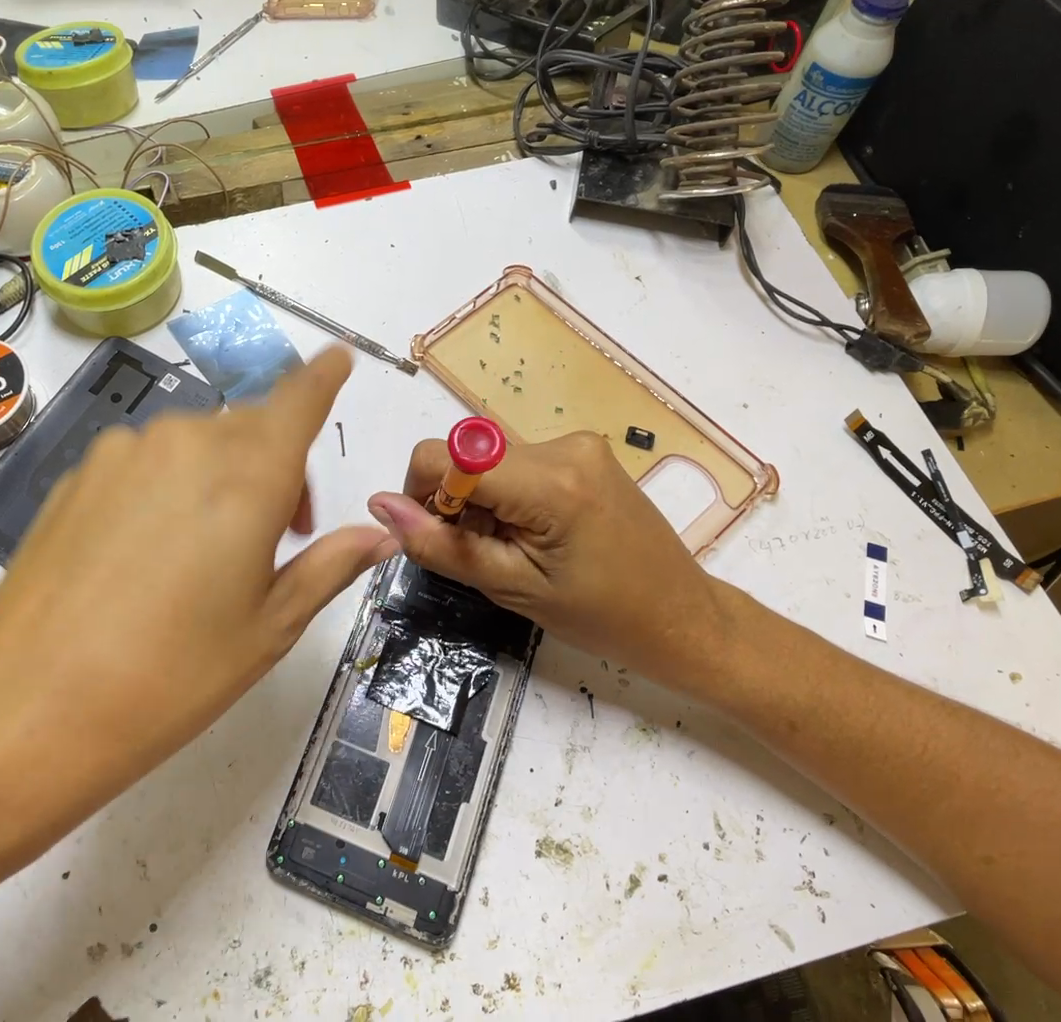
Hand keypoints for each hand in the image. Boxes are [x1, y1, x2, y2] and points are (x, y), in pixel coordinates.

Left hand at [0, 349, 396, 875]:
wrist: (28, 706)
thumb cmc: (173, 675)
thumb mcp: (269, 628)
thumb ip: (330, 565)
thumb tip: (382, 534)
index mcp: (248, 475)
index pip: (298, 400)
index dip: (323, 377)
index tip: (338, 358)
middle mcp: (186, 443)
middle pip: (250, 427)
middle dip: (278, 463)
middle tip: (281, 536)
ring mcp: (122, 454)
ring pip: (195, 443)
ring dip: (220, 475)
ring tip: (207, 552)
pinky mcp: (76, 474)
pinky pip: (145, 461)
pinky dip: (168, 486)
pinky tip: (148, 554)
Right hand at [365, 431, 732, 689]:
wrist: (680, 617)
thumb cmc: (601, 617)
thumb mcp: (511, 587)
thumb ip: (442, 545)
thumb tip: (379, 505)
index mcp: (550, 481)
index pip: (444, 455)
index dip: (422, 493)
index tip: (439, 536)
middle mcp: (563, 444)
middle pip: (466, 456)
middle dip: (455, 503)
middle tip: (484, 555)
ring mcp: (579, 444)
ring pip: (490, 460)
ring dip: (482, 503)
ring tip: (515, 552)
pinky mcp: (585, 453)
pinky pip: (519, 463)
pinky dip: (508, 496)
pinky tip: (534, 536)